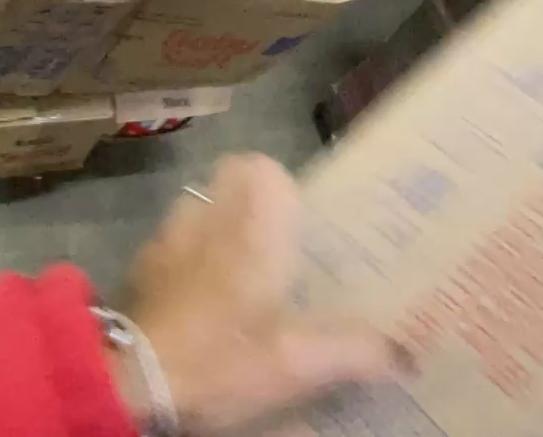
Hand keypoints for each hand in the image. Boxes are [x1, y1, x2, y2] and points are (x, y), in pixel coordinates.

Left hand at [118, 154, 410, 434]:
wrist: (138, 373)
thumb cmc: (222, 356)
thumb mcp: (296, 362)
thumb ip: (352, 349)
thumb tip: (405, 349)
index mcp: (249, 232)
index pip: (262, 167)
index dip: (282, 182)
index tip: (303, 215)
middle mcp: (208, 219)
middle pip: (229, 173)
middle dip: (251, 193)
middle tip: (278, 237)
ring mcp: (170, 235)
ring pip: (199, 201)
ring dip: (219, 217)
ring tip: (241, 260)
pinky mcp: (145, 259)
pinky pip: (173, 233)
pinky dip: (189, 246)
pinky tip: (200, 285)